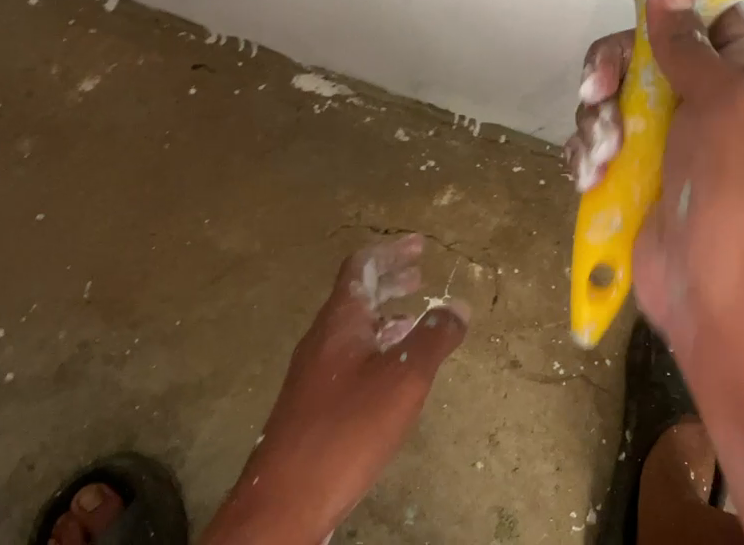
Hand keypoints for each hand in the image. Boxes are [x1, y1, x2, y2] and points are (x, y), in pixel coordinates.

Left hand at [202, 235, 467, 544]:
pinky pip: (351, 354)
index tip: (419, 244)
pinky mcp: (314, 402)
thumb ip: (434, 337)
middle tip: (420, 273)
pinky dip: (378, 345)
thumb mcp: (403, 378)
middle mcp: (323, 338)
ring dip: (386, 313)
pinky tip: (394, 368)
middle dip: (390, 279)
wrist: (284, 500)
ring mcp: (314, 372)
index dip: (391, 250)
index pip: (361, 267)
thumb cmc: (347, 428)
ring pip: (354, 326)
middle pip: (356, 294)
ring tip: (416, 315)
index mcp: (340, 321)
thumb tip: (459, 304)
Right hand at [565, 0, 743, 347]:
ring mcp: (666, 135)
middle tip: (599, 90)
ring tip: (603, 155)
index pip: (707, 15)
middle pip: (645, 49)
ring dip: (597, 119)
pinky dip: (588, 152)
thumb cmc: (731, 188)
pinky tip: (592, 176)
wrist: (713, 291)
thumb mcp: (721, 101)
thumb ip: (687, 41)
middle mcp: (706, 97)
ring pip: (613, 94)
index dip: (670, 2)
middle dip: (614, 68)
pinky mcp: (632, 170)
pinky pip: (597, 138)